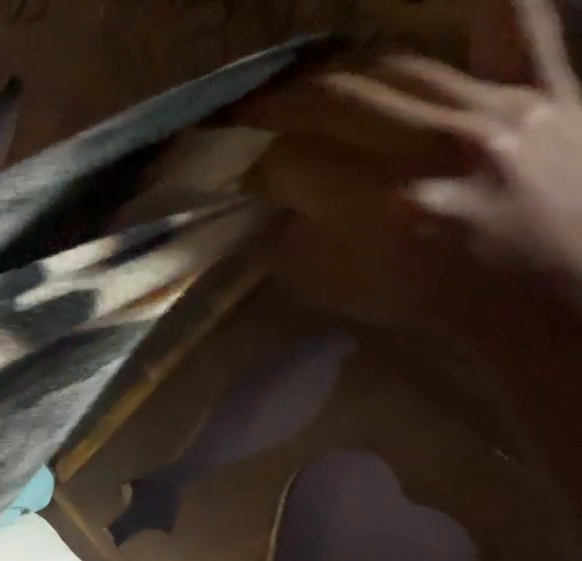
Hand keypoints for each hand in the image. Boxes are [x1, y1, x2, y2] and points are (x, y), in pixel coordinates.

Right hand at [237, 0, 581, 359]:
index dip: (253, 171)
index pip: (288, 163)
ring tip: (310, 94)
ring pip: (393, 65)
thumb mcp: (338, 288)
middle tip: (246, 121)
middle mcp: (439, 148)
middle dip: (272, 111)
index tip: (242, 183)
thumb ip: (288, 244)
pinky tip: (419, 6)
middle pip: (329, 101)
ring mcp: (500, 108)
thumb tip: (255, 209)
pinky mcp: (549, 86)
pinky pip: (514, 20)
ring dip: (337, 78)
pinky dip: (469, 7)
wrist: (557, 293)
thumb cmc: (436, 299)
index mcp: (383, 208)